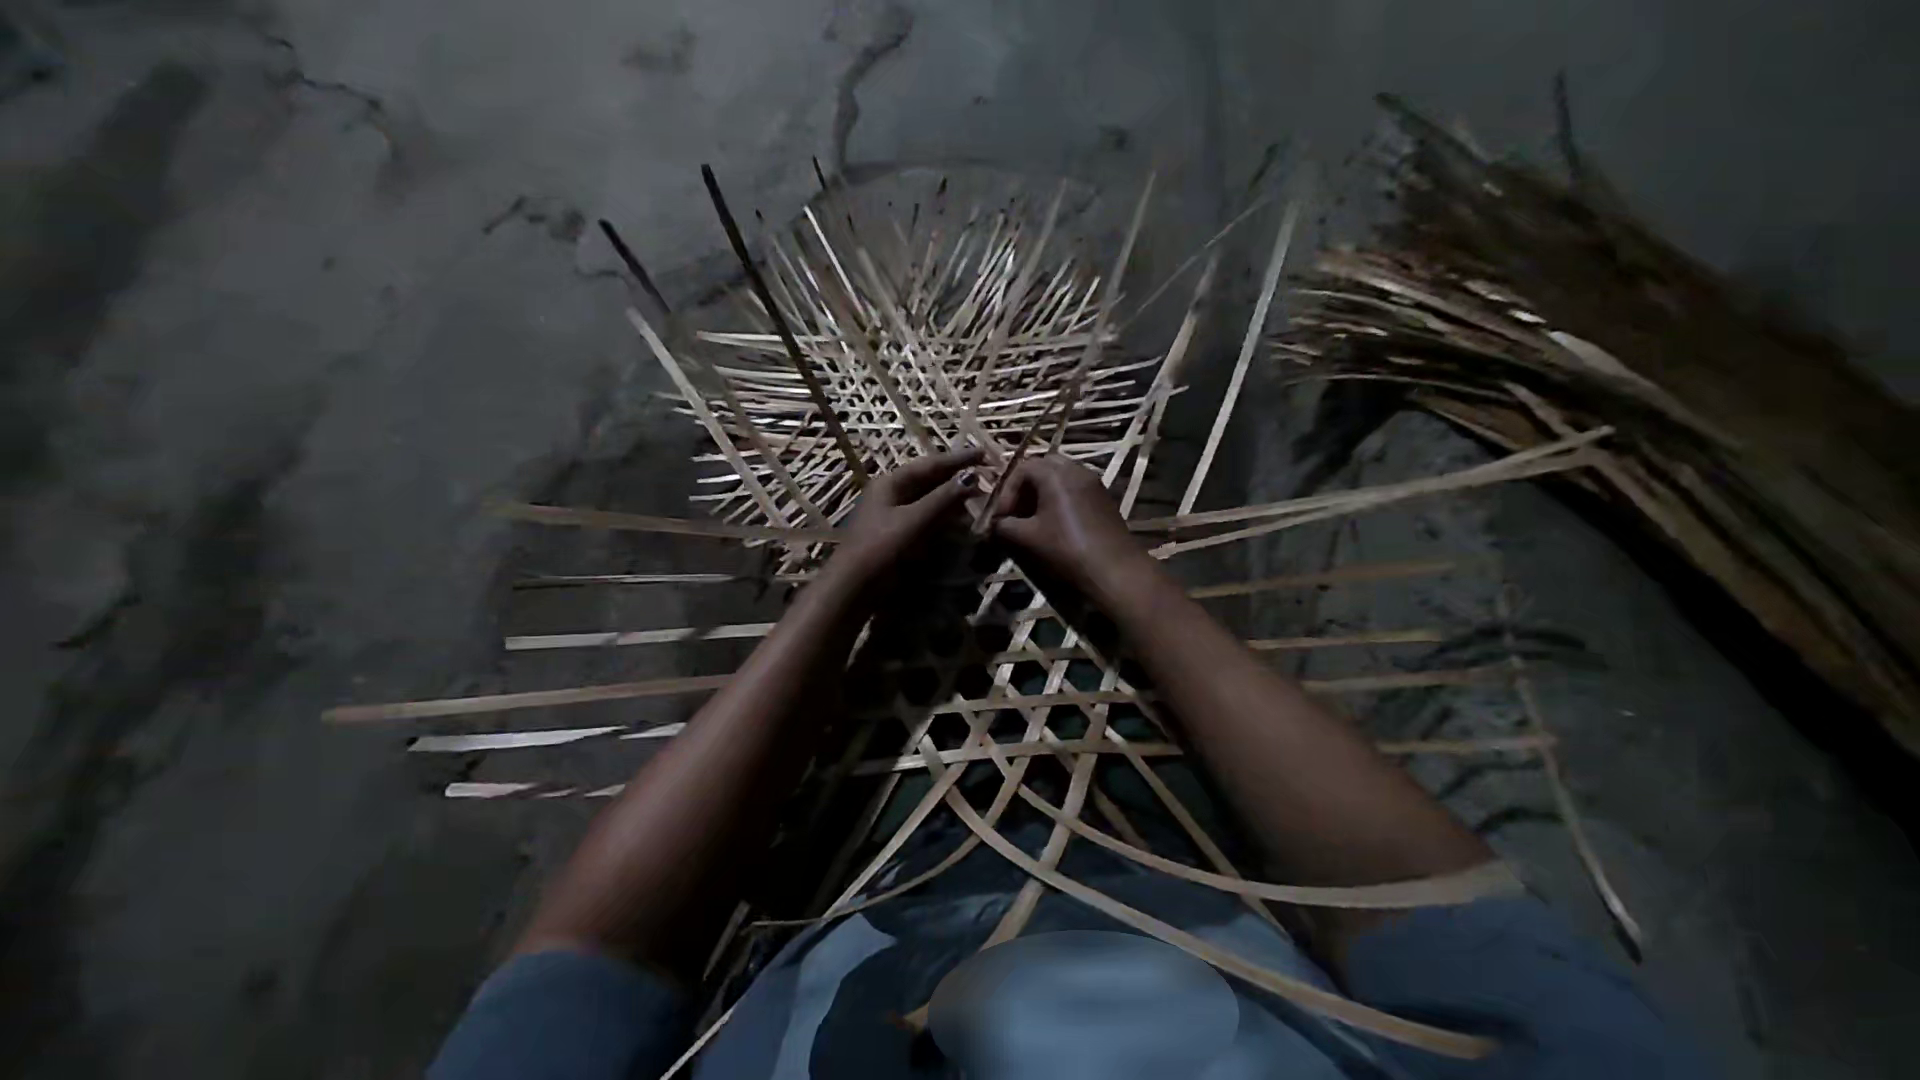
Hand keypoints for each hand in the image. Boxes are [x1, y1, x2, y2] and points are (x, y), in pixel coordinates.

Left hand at [827, 448, 983, 586]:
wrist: (854, 587)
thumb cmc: (880, 548)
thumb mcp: (913, 521)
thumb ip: (943, 499)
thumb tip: (971, 476)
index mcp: (891, 483)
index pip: (930, 464)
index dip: (958, 459)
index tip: (985, 453)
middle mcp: (892, 494)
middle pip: (930, 481)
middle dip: (957, 480)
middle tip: (987, 477)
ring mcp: (895, 515)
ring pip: (930, 501)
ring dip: (953, 500)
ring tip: (980, 499)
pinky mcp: (899, 535)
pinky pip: (927, 519)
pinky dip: (945, 518)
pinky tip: (962, 523)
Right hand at [988, 454, 1150, 598]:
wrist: (1114, 570)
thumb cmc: (1066, 549)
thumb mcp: (1027, 538)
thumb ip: (1004, 527)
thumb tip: (994, 525)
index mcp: (1055, 474)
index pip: (1022, 469)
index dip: (1006, 492)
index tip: (1001, 518)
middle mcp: (1076, 470)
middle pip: (1043, 468)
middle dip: (1025, 488)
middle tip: (1016, 513)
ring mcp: (1094, 484)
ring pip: (1061, 478)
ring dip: (1043, 494)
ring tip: (1033, 520)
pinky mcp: (1104, 499)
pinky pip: (1076, 490)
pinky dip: (1060, 500)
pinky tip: (1055, 525)